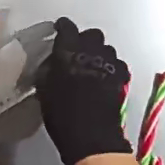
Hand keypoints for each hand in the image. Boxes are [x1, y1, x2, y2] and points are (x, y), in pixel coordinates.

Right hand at [35, 17, 131, 164]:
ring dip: (98, 53)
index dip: (62, 27)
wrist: (90, 137)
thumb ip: (48, 69)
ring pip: (106, 48)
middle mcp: (91, 51)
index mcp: (68, 51)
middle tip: (75, 51)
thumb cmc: (60, 115)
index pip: (67, 28)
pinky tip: (102, 77)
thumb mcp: (44, 90)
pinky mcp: (121, 77)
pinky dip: (109, 66)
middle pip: (92, 35)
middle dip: (84, 40)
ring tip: (89, 66)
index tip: (58, 29)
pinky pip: (116, 64)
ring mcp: (109, 63)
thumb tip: (52, 61)